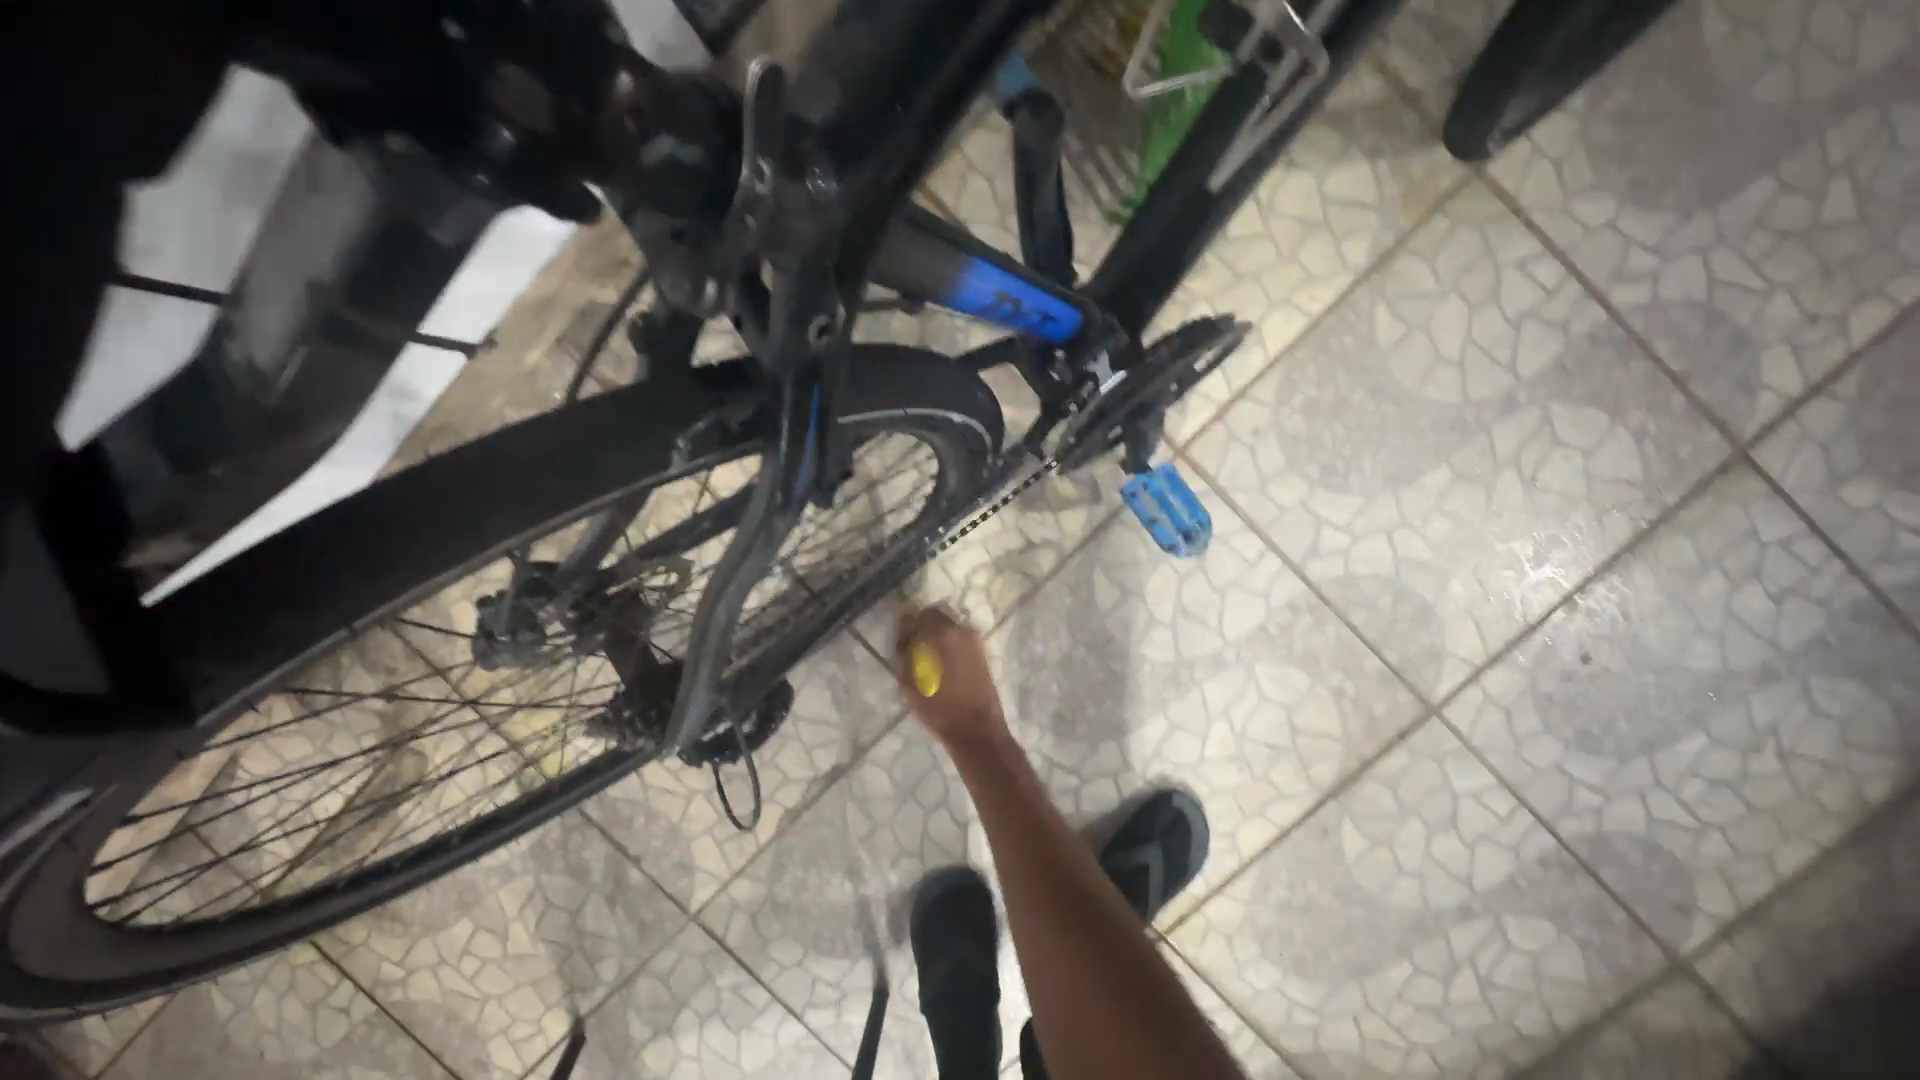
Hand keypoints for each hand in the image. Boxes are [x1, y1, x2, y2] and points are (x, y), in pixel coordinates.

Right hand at [895, 606, 1007, 748]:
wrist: (977, 729)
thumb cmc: (941, 708)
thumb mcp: (912, 684)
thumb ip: (906, 654)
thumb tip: (905, 640)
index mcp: (944, 633)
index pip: (919, 614)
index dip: (906, 627)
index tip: (901, 645)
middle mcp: (963, 630)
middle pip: (937, 615)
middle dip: (923, 626)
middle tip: (913, 648)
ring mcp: (976, 641)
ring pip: (951, 626)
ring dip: (937, 635)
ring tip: (928, 658)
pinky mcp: (983, 654)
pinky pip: (961, 639)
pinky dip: (950, 644)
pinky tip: (943, 665)